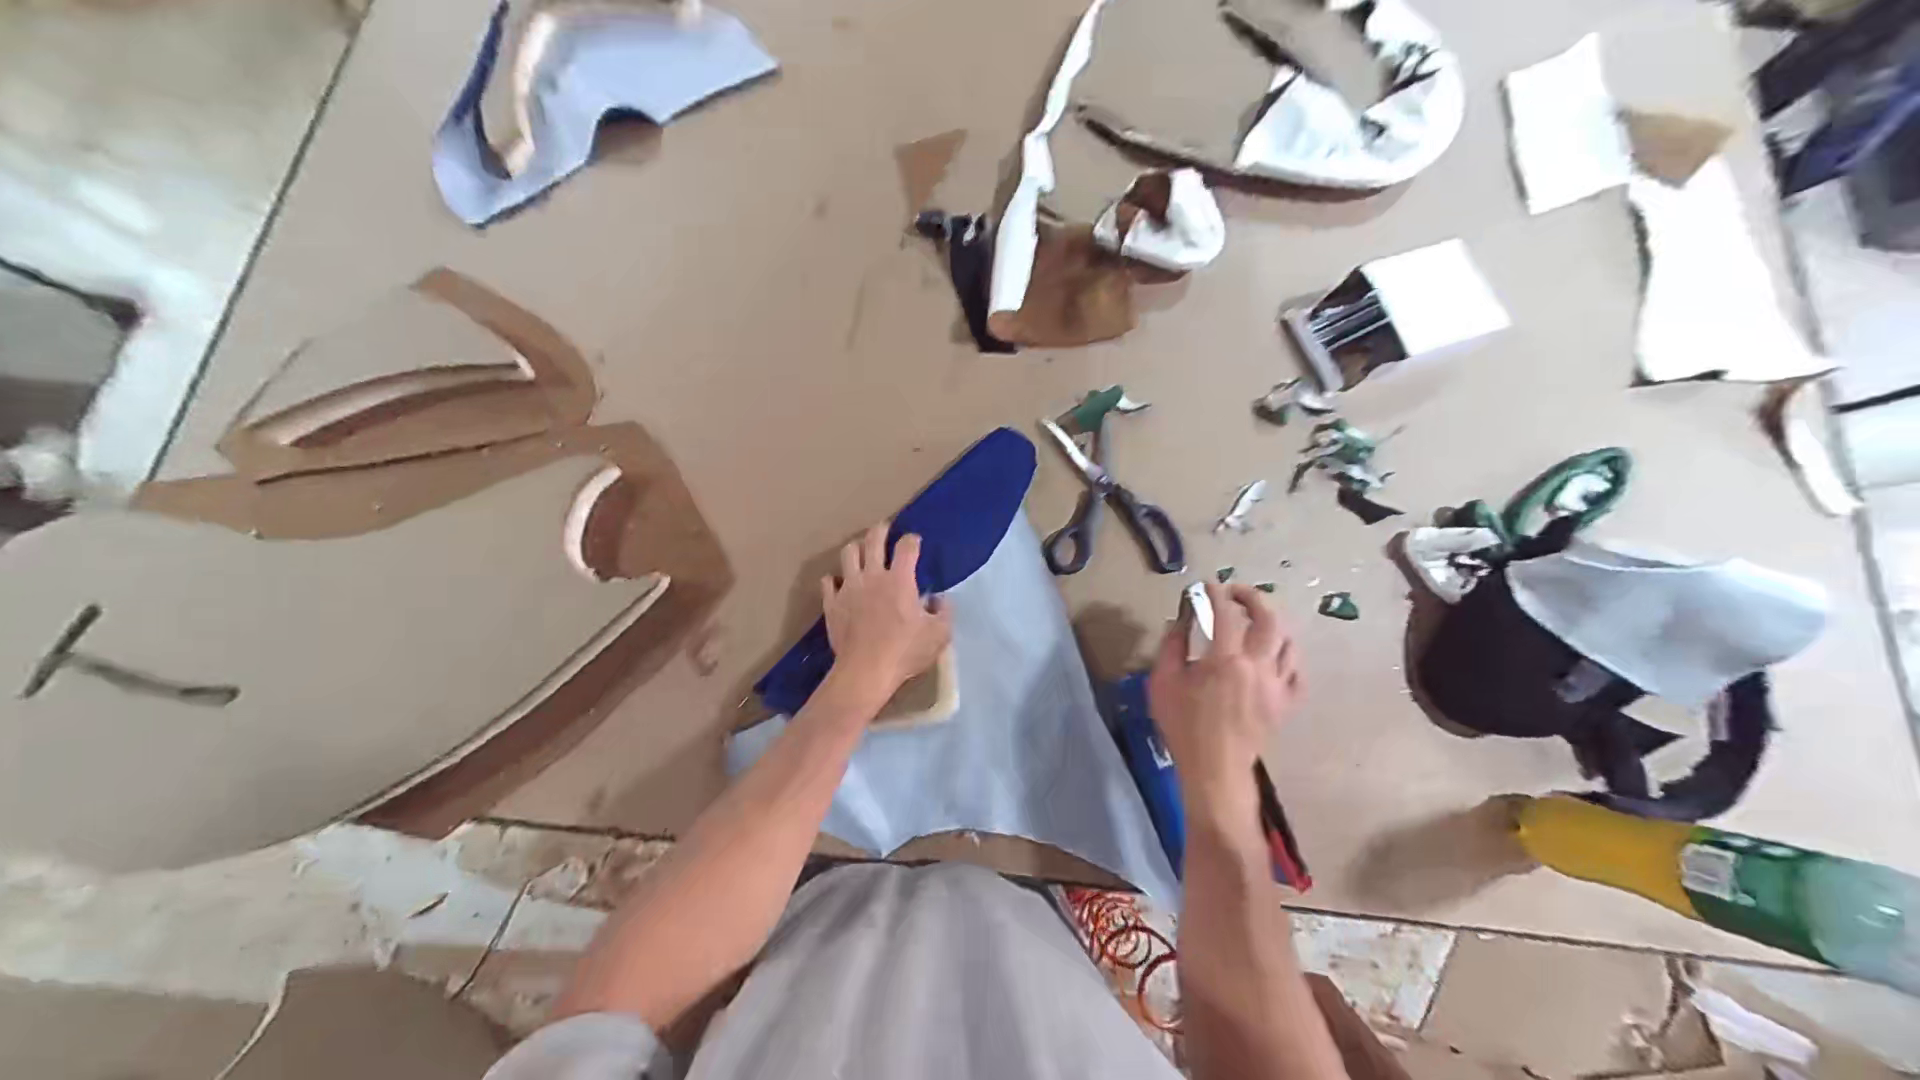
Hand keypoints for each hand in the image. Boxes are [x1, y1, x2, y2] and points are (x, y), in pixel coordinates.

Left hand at [821, 522, 950, 704]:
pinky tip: (839, 582)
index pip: (907, 546)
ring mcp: (849, 588)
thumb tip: (939, 599)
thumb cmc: (905, 652)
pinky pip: (828, 582)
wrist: (866, 671)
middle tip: (885, 529)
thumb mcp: (939, 634)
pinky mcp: (832, 603)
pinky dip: (834, 579)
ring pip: (848, 553)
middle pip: (874, 539)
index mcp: (900, 580)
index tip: (915, 541)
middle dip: (881, 530)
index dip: (912, 539)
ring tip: (861, 550)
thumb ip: (943, 612)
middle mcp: (873, 576)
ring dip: (856, 548)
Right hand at [1148, 584, 1302, 818]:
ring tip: (1257, 622)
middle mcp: (1258, 666)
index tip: (1206, 587)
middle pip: (1269, 620)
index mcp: (1226, 659)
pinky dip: (1288, 660)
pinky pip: (1297, 675)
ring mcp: (1276, 686)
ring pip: (1288, 644)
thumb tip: (1180, 622)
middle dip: (1253, 598)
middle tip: (1236, 593)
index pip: (1225, 614)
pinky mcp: (1285, 705)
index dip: (1215, 595)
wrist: (1214, 769)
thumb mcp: (1163, 682)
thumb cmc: (1183, 726)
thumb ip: (1172, 647)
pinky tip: (1274, 658)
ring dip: (1273, 625)